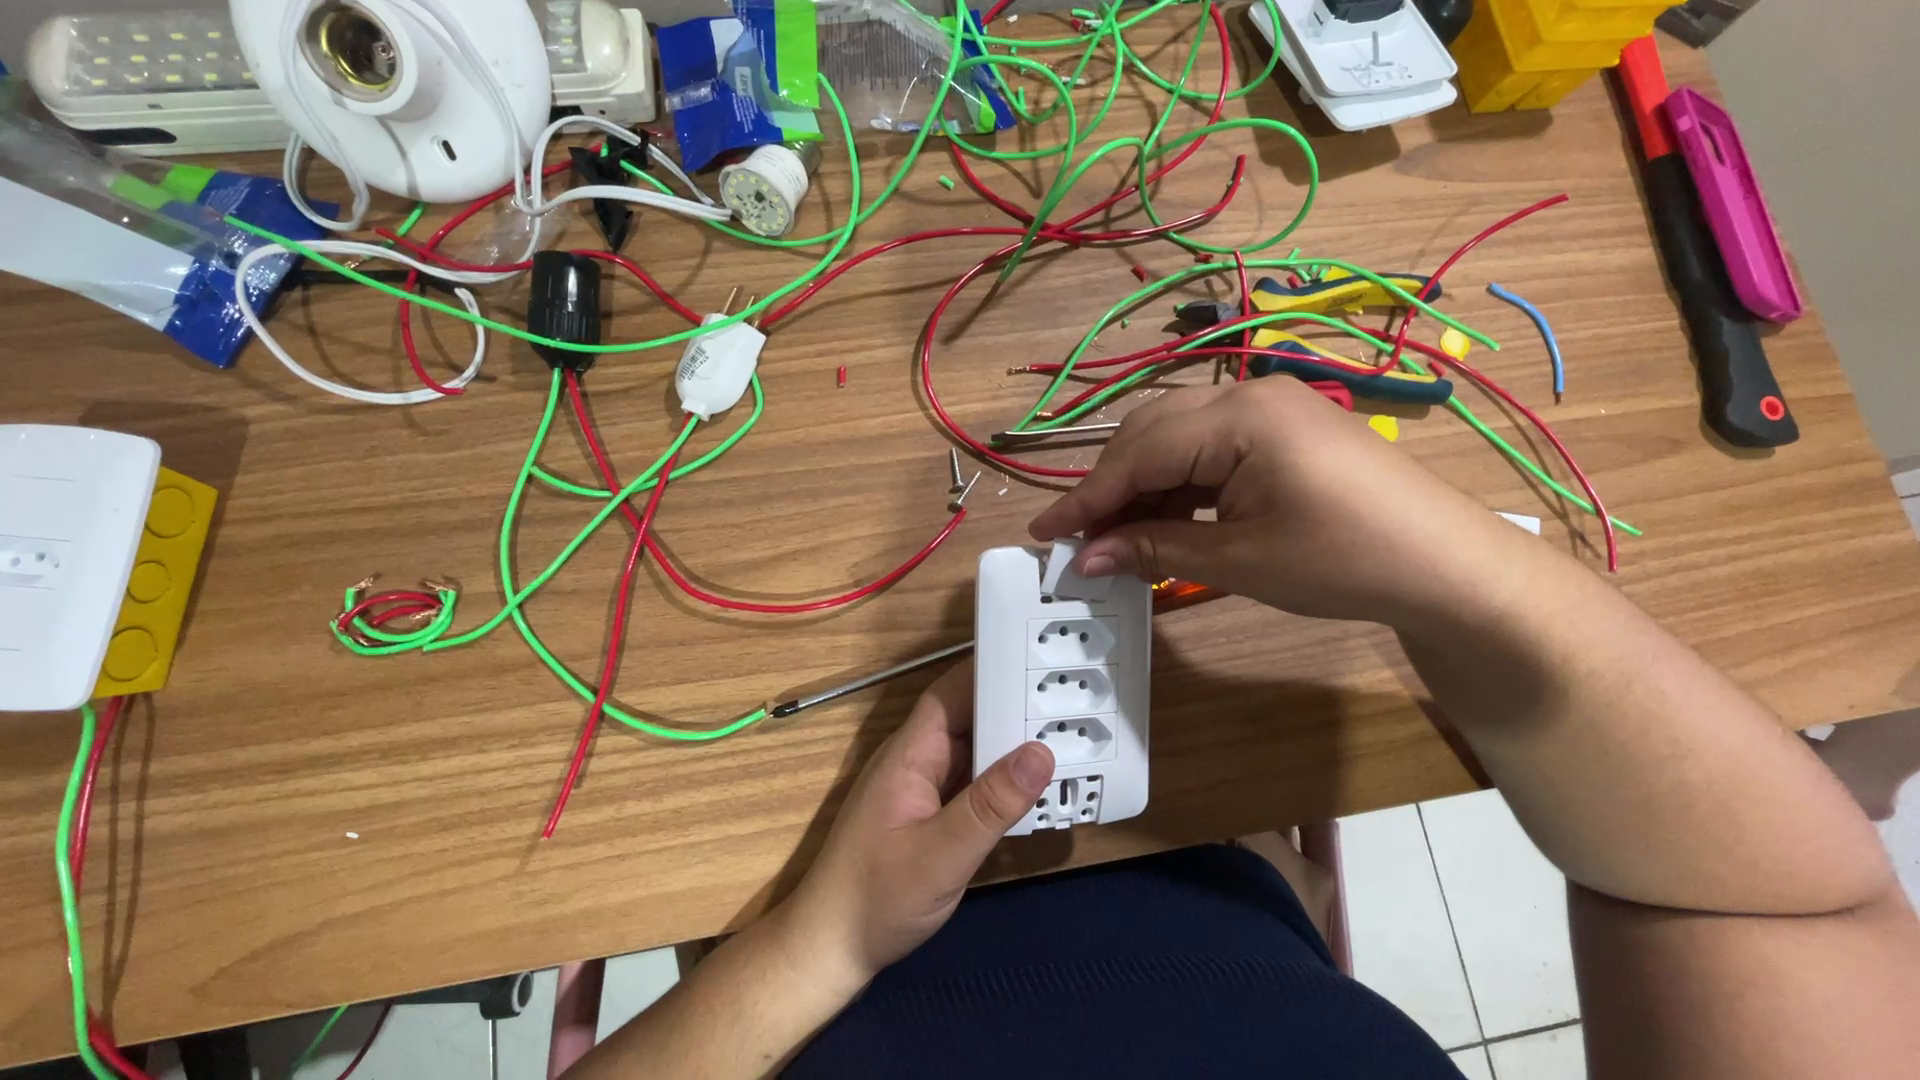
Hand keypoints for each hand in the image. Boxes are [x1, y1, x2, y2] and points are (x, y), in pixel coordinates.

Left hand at [781, 663, 1053, 985]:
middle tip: (1072, 698)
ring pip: (974, 753)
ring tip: (1069, 733)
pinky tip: (1039, 787)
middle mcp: (917, 763)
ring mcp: (924, 791)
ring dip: (1012, 746)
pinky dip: (1004, 781)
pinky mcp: (932, 817)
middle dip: (1012, 708)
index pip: (950, 694)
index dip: (990, 672)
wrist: (832, 950)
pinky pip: (974, 785)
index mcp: (910, 755)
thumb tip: (1040, 752)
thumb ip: (990, 805)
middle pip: (968, 719)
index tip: (1039, 658)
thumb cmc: (877, 898)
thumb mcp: (941, 855)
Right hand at [1027, 377, 1531, 624]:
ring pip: (1176, 437)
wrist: (1449, 567)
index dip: (1086, 497)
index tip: (1042, 534)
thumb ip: (1154, 548)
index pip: (1137, 452)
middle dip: (1110, 487)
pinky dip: (1180, 484)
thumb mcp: (1239, 561)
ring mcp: (1270, 407)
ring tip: (1120, 538)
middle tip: (1082, 541)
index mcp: (1238, 416)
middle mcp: (1248, 394)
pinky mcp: (1285, 429)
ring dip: (1143, 486)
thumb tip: (1086, 558)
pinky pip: (1210, 447)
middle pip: (1150, 432)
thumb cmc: (1344, 561)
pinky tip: (1167, 520)